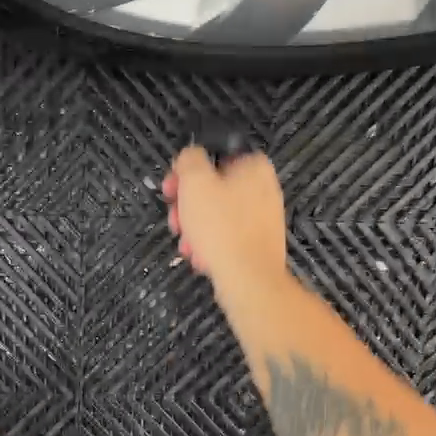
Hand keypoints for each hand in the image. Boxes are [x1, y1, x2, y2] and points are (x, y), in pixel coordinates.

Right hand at [162, 145, 287, 291]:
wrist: (248, 279)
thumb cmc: (222, 229)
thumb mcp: (195, 183)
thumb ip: (189, 160)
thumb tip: (189, 156)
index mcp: (253, 166)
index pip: (213, 158)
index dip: (186, 174)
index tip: (171, 190)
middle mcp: (264, 189)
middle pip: (214, 190)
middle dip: (188, 207)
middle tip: (176, 221)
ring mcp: (263, 220)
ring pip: (218, 217)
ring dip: (196, 230)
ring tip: (187, 245)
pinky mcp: (258, 245)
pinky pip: (228, 239)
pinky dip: (211, 246)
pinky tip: (202, 258)